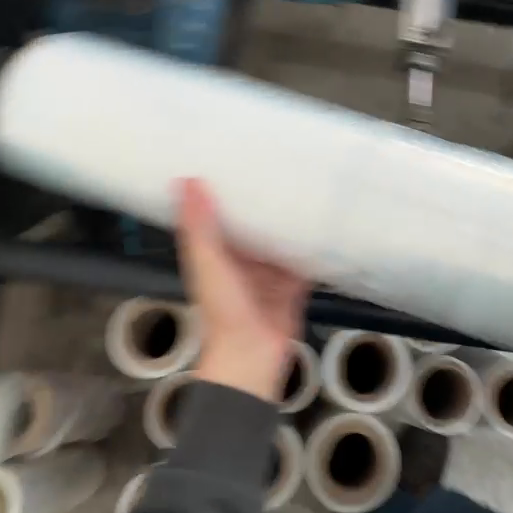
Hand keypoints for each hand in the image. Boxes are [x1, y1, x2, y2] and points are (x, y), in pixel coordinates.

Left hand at [175, 178, 311, 401]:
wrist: (252, 358)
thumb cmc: (224, 310)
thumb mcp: (208, 263)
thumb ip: (200, 226)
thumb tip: (187, 179)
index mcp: (215, 254)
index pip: (218, 212)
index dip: (223, 187)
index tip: (233, 154)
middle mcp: (241, 260)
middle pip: (253, 223)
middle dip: (263, 199)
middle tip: (279, 160)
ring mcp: (269, 273)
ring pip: (280, 238)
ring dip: (289, 219)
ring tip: (306, 181)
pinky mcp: (292, 285)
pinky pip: (304, 260)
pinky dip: (312, 244)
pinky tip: (325, 219)